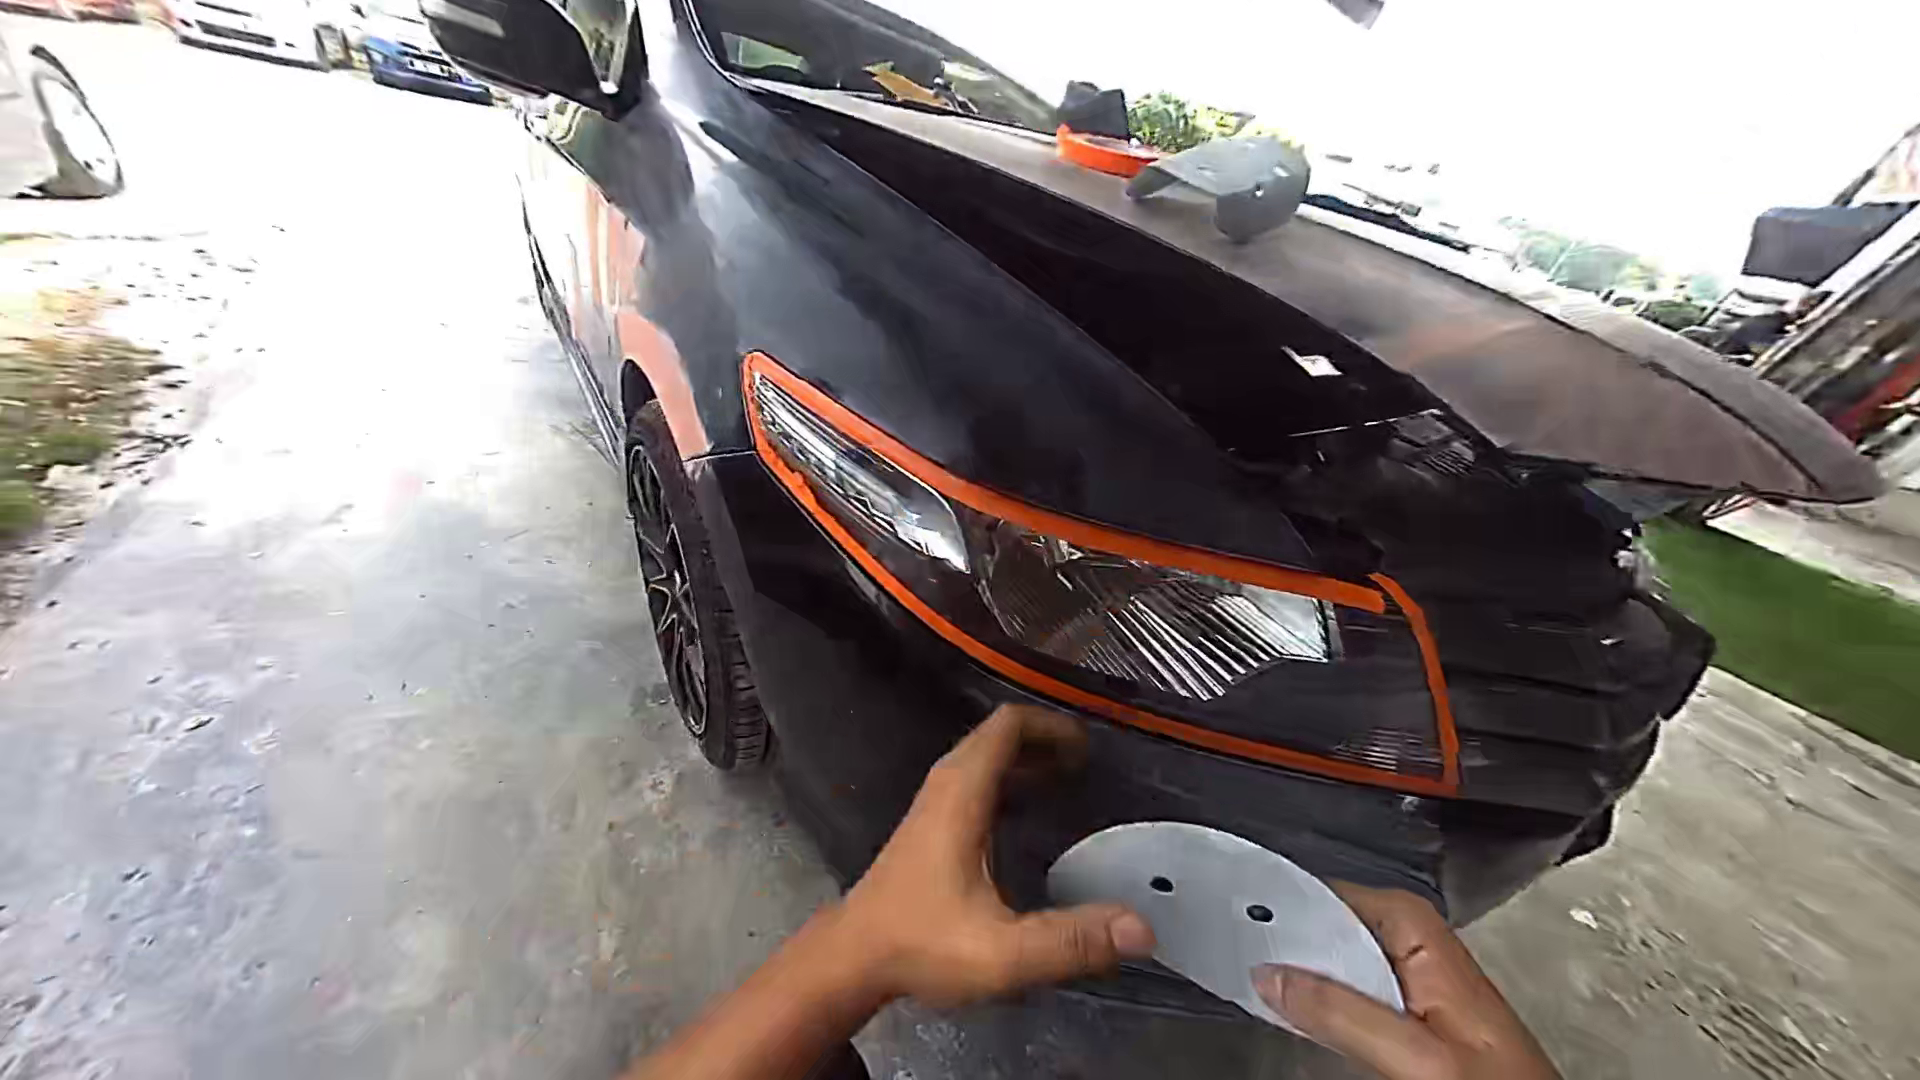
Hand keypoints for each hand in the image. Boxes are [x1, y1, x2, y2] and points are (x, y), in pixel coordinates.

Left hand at [834, 704, 1155, 1006]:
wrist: (856, 953)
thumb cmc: (923, 942)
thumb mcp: (1002, 951)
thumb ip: (1070, 941)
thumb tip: (1140, 928)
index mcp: (963, 790)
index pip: (1008, 726)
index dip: (1049, 725)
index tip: (1086, 746)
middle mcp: (948, 781)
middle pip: (999, 733)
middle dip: (1044, 738)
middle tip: (1085, 763)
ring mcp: (937, 797)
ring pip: (986, 754)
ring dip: (1026, 756)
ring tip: (1067, 778)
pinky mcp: (932, 816)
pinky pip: (977, 775)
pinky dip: (1009, 775)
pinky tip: (1029, 809)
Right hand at [1254, 883, 1560, 1079]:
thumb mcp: (1421, 1059)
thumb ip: (1341, 1012)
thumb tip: (1267, 976)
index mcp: (1410, 923)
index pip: (1321, 895)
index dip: (1279, 912)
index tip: (1239, 924)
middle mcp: (1403, 934)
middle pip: (1320, 923)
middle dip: (1285, 943)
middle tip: (1242, 955)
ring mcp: (1398, 968)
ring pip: (1326, 957)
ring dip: (1296, 973)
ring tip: (1261, 980)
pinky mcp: (1396, 1002)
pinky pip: (1339, 985)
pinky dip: (1313, 996)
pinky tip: (1295, 1007)